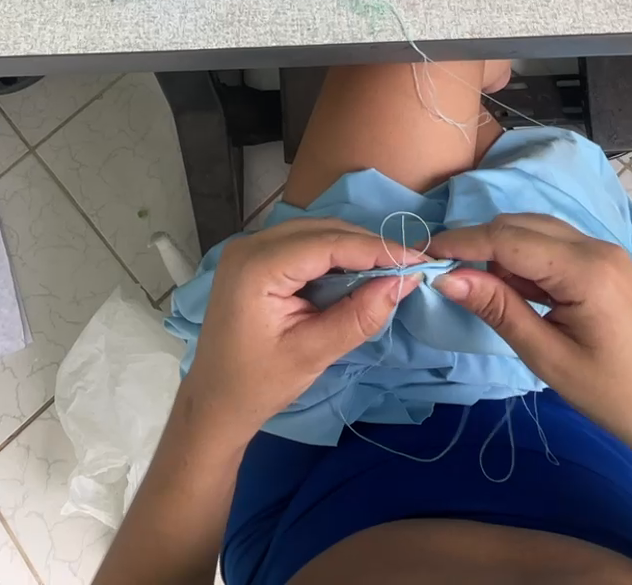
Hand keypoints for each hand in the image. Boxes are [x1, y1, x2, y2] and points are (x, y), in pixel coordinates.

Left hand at [180, 218, 423, 439]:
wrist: (214, 400)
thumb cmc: (258, 383)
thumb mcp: (313, 353)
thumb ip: (358, 316)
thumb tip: (403, 282)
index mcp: (257, 266)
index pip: (327, 243)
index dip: (375, 248)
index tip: (418, 259)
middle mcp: (250, 245)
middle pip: (321, 230)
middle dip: (367, 245)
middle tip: (410, 265)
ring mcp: (249, 247)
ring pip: (313, 232)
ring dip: (352, 247)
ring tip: (391, 268)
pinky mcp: (255, 257)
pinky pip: (302, 244)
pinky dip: (332, 255)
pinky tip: (357, 271)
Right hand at [429, 214, 631, 472]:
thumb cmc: (617, 398)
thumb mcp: (548, 358)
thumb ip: (498, 308)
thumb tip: (445, 276)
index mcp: (586, 269)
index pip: (506, 238)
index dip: (461, 242)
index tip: (422, 253)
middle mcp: (597, 247)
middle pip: (519, 225)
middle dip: (477, 243)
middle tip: (442, 272)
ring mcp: (606, 253)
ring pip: (534, 230)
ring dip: (499, 250)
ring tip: (474, 284)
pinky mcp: (607, 265)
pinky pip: (553, 245)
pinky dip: (523, 258)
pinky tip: (512, 288)